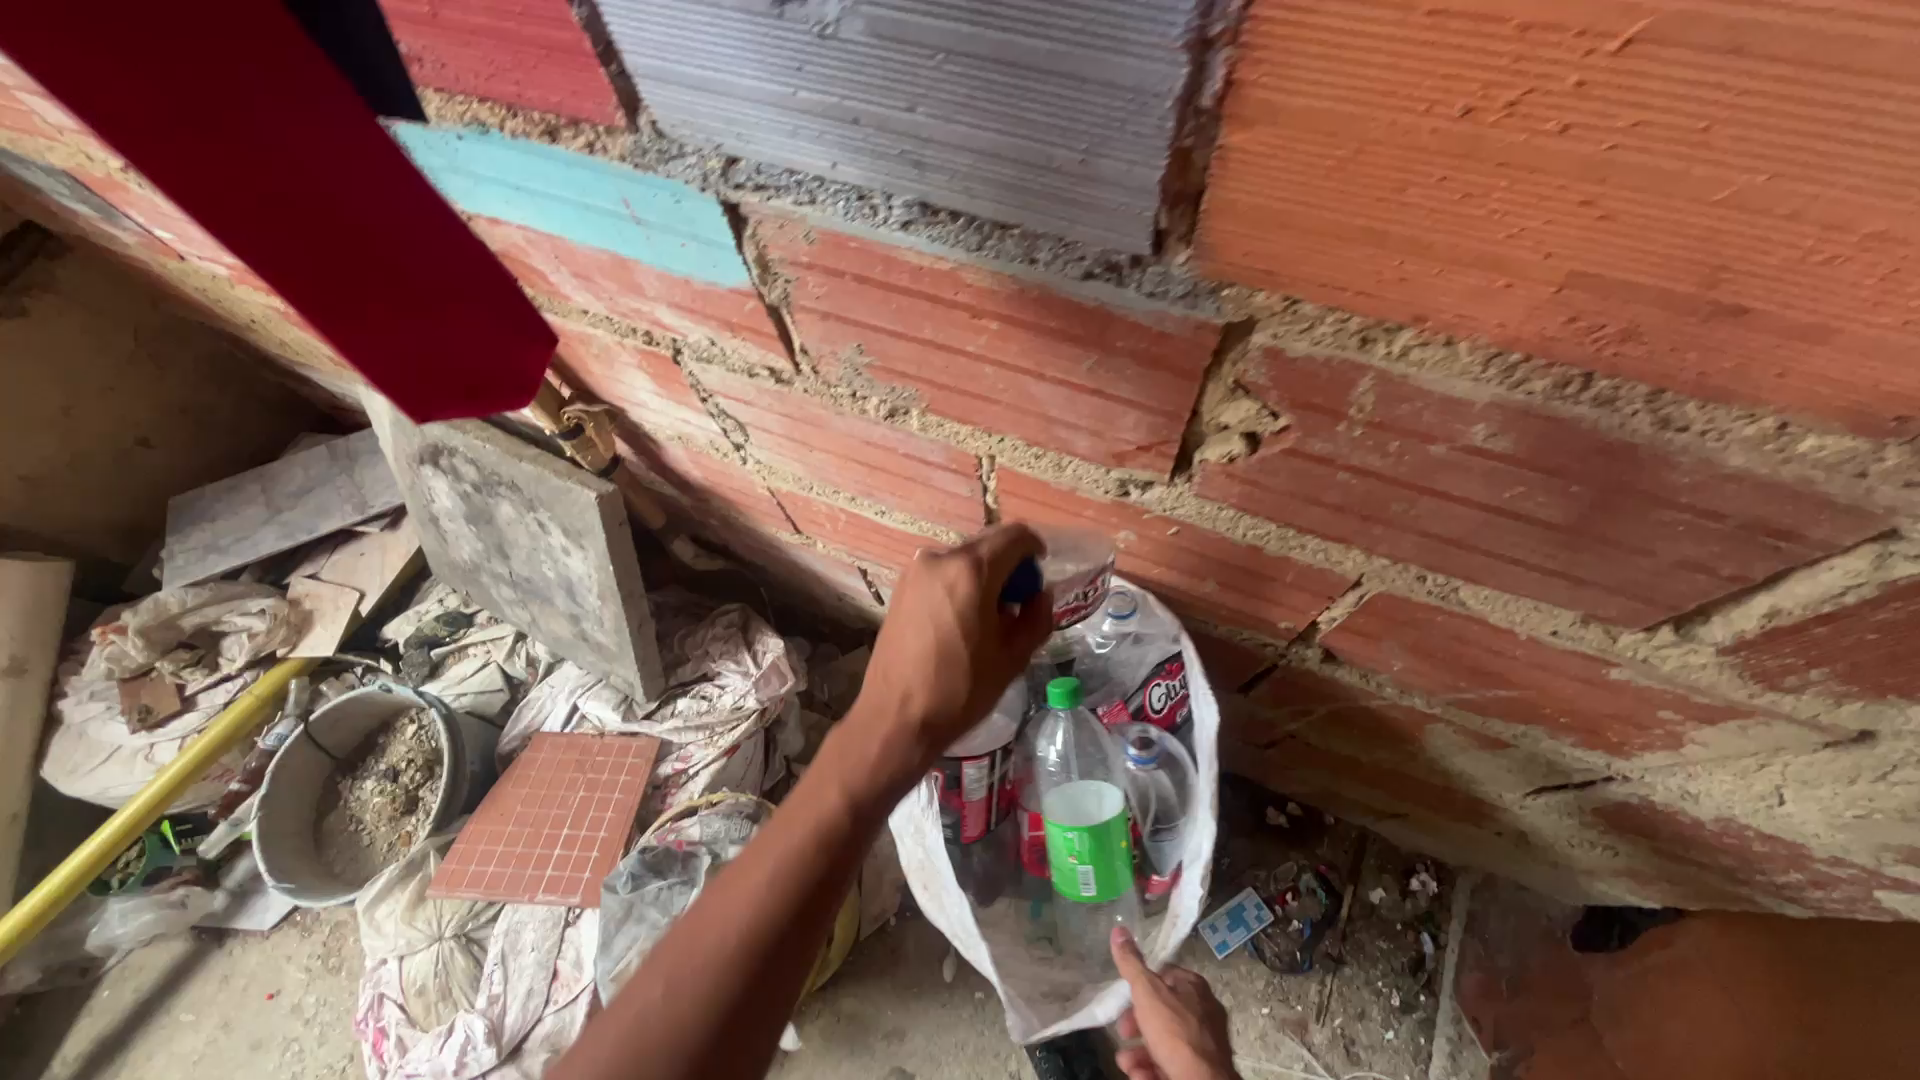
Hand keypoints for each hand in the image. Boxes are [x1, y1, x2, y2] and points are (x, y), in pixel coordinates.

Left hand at [846, 523, 1052, 779]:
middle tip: (1018, 605)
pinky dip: (960, 586)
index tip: (1040, 576)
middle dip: (1009, 566)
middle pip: (987, 544)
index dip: (1035, 549)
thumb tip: (1042, 594)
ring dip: (984, 577)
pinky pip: (942, 574)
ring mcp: (914, 572)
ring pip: (963, 559)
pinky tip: (962, 622)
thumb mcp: (1013, 657)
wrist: (896, 718)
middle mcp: (939, 559)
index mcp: (971, 570)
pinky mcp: (900, 588)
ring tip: (988, 619)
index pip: (1015, 536)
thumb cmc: (960, 690)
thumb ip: (1037, 617)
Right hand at [1111, 927, 1237, 1079]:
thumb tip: (1118, 930)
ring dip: (1139, 1052)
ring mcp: (1204, 1043)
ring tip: (1127, 1063)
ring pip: (1164, 1042)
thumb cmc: (1175, 1033)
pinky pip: (1172, 1062)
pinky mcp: (1201, 1068)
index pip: (1163, 976)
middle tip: (1124, 1033)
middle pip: (1161, 1012)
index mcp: (1194, 987)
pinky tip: (1141, 1075)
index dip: (1141, 987)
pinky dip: (1153, 1068)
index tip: (1125, 1000)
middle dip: (1135, 1026)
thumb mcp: (1147, 992)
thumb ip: (1131, 964)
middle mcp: (1203, 1011)